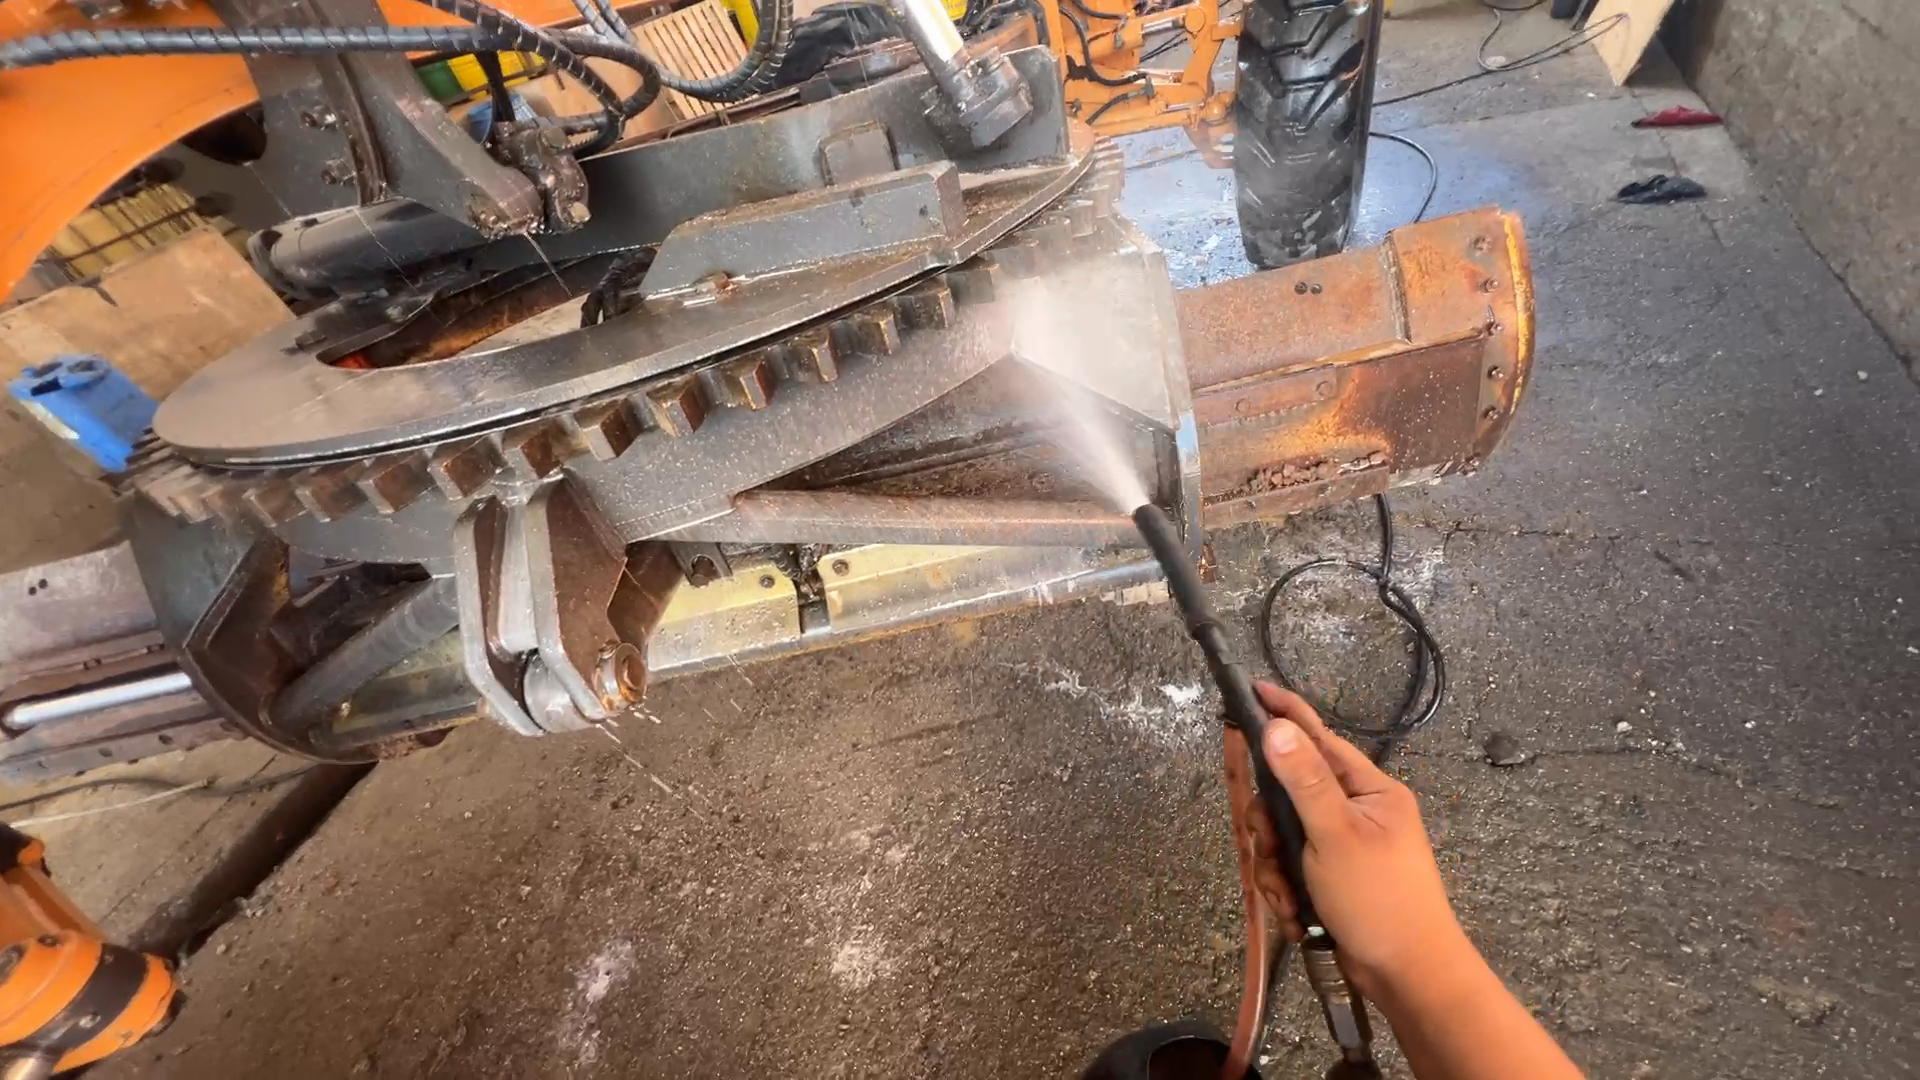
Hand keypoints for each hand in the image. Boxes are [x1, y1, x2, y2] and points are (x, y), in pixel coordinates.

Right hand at [1242, 682, 1470, 1001]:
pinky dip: (1285, 888)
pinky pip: (1288, 864)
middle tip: (1270, 848)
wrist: (1409, 980)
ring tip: (1289, 896)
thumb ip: (1304, 780)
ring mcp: (1341, 842)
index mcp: (1368, 789)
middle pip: (1287, 792)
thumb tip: (1275, 726)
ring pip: (1281, 832)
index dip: (1285, 711)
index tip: (1252, 687)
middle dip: (1270, 827)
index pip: (1319, 736)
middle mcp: (1354, 809)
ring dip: (1275, 865)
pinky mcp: (1329, 873)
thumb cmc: (1379, 899)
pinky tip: (1297, 912)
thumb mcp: (1336, 834)